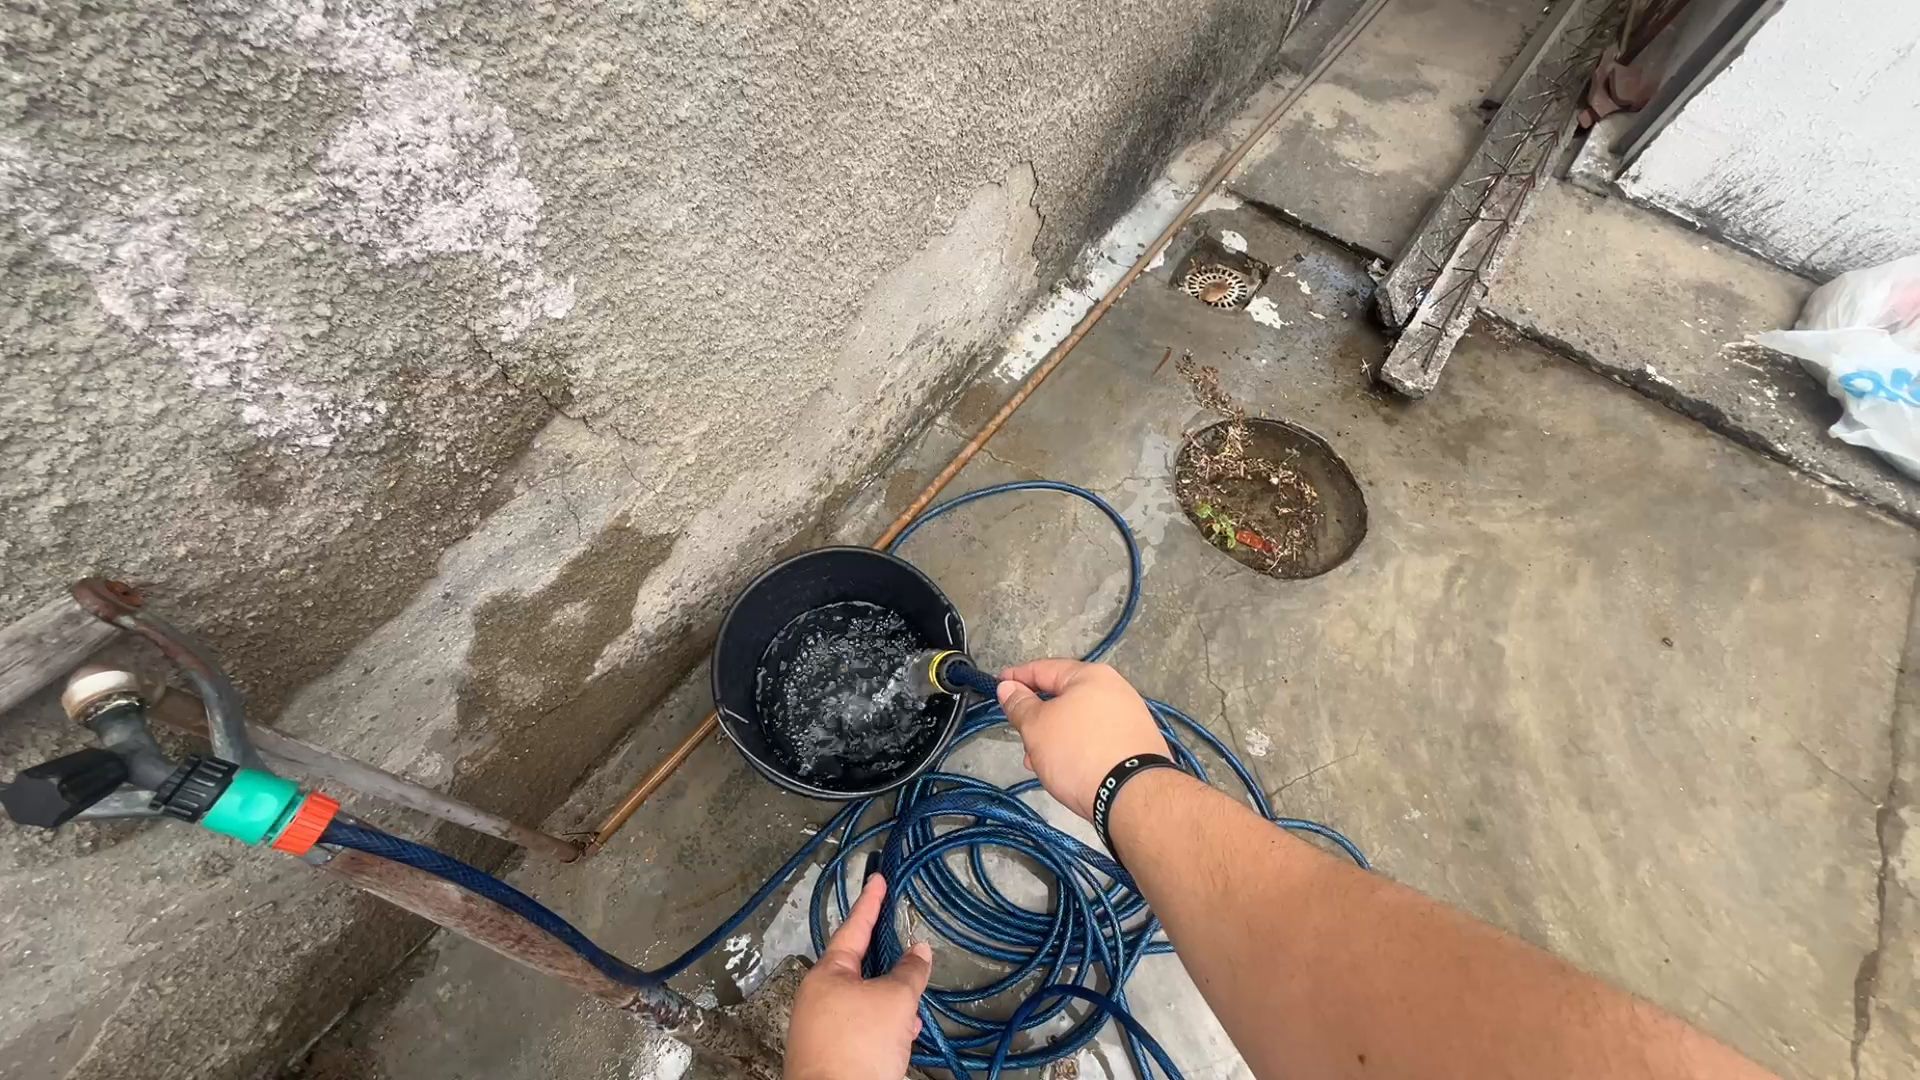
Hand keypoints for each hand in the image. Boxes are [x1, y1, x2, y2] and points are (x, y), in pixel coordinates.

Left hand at [784, 874, 931, 1079]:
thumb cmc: (858, 1048)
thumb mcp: (894, 1001)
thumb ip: (909, 972)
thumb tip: (919, 950)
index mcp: (826, 974)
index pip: (854, 926)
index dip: (870, 902)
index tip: (877, 879)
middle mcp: (817, 997)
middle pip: (857, 967)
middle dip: (885, 961)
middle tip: (902, 942)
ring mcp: (820, 1029)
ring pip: (862, 1001)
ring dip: (889, 1001)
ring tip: (912, 1006)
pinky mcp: (829, 1057)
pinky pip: (860, 1028)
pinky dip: (882, 1026)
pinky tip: (902, 1036)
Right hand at [997, 658, 1169, 820]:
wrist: (1132, 796)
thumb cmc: (1080, 752)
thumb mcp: (1037, 726)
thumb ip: (1019, 704)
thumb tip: (1008, 686)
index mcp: (1090, 676)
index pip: (1044, 668)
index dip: (1017, 676)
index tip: (999, 683)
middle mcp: (1115, 690)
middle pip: (1064, 696)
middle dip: (1037, 715)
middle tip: (1019, 731)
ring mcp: (1129, 718)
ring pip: (1079, 721)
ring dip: (1053, 737)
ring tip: (1037, 761)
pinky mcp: (1136, 745)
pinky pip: (1096, 739)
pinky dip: (1075, 748)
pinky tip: (1064, 769)